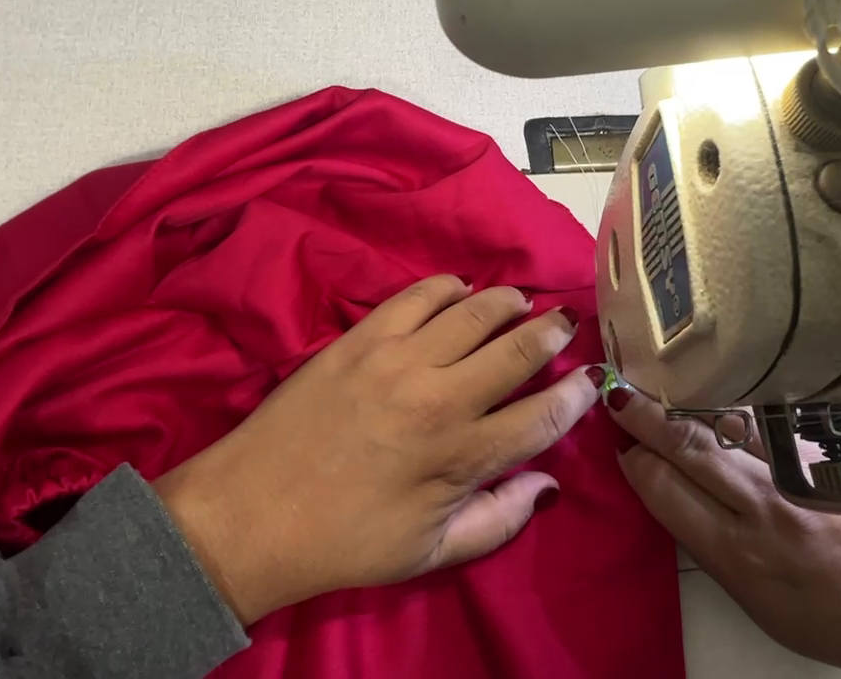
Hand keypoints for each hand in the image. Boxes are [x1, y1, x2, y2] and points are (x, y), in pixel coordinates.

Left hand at [153, 276, 597, 624]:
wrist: (249, 514)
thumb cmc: (345, 542)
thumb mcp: (429, 554)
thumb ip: (499, 520)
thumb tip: (549, 482)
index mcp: (460, 458)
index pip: (542, 417)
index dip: (577, 394)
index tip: (591, 378)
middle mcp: (440, 399)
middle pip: (520, 350)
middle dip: (554, 332)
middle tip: (564, 324)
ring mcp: (400, 360)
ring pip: (477, 311)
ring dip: (510, 302)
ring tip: (521, 303)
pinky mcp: (364, 337)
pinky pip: (421, 294)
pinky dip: (450, 287)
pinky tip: (460, 293)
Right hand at [608, 386, 840, 678]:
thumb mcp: (767, 607)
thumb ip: (720, 551)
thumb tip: (682, 499)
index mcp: (743, 557)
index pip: (668, 492)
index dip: (638, 463)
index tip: (621, 444)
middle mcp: (766, 505)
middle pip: (689, 445)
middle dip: (646, 416)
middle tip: (617, 394)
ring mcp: (800, 468)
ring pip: (727, 420)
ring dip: (685, 400)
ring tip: (658, 381)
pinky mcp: (831, 447)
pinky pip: (770, 418)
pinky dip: (736, 405)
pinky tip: (720, 388)